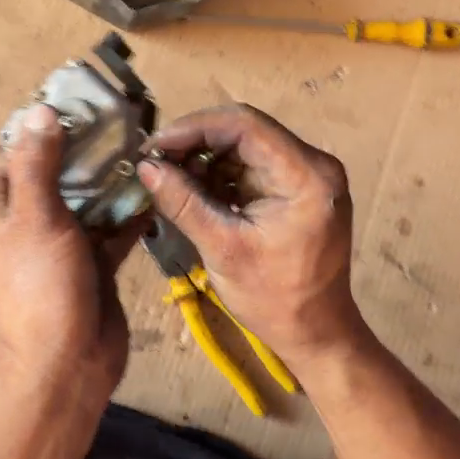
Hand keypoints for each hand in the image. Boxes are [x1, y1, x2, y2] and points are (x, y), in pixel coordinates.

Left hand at [0, 104, 139, 412]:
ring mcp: (64, 250)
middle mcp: (31, 229)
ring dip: (108, 184)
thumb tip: (39, 111)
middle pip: (51, 182)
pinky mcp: (95, 268)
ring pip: (86, 206)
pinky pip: (113, 234)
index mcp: (3, 215)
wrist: (68, 363)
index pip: (4, 168)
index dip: (26, 143)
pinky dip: (129, 217)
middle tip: (114, 127)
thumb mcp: (35, 218)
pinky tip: (154, 195)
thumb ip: (37, 165)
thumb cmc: (41, 287)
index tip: (62, 119)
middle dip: (78, 158)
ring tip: (140, 151)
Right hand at [137, 105, 363, 359]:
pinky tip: (190, 190)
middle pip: (244, 130)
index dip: (195, 128)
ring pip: (243, 146)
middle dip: (195, 142)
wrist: (315, 333)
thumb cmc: (273, 298)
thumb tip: (144, 167)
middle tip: (154, 161)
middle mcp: (312, 164)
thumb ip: (183, 202)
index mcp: (306, 176)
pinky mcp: (294, 188)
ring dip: (202, 158)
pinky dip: (217, 174)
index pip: (245, 126)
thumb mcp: (222, 248)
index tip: (155, 146)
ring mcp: (305, 174)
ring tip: (166, 178)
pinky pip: (249, 166)